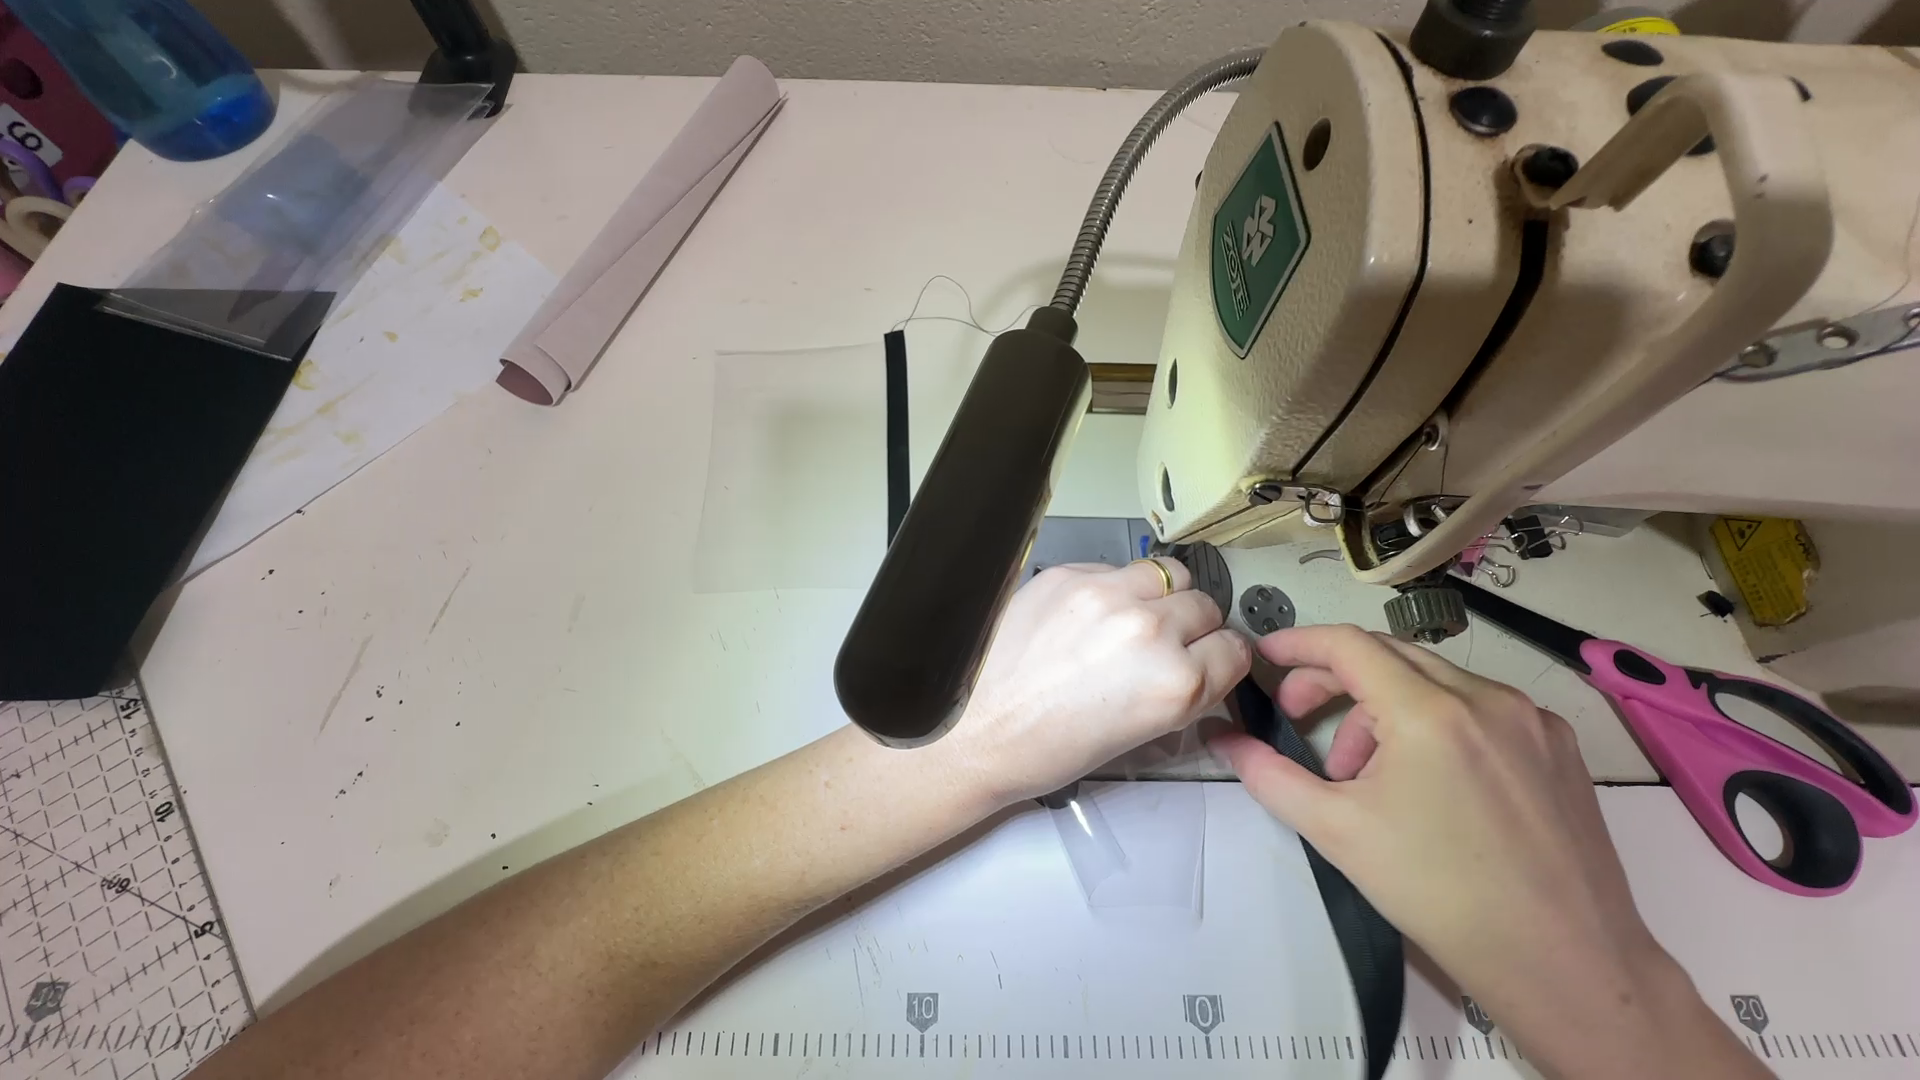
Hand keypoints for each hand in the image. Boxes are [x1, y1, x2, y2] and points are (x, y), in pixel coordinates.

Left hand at [944, 558, 1248, 806]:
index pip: (1234, 649)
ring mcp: (1104, 595)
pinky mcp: (1066, 574)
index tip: (1206, 661)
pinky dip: (1112, 588)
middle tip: (1162, 645)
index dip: (1220, 660)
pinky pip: (1114, 568)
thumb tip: (1203, 661)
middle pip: (1205, 605)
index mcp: (1174, 683)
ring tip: (1131, 618)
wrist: (976, 732)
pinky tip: (1086, 616)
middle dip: (1192, 627)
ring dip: (1159, 595)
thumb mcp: (1140, 734)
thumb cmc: (1050, 748)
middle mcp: (1148, 630)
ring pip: (1167, 572)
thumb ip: (1183, 691)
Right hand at [1213, 626, 1766, 1078]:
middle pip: (1388, 654)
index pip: (1348, 645)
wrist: (1564, 961)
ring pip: (1434, 681)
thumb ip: (1266, 773)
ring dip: (1382, 707)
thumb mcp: (1334, 830)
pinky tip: (1427, 779)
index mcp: (1429, 712)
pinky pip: (1479, 708)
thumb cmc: (1437, 892)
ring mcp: (1531, 719)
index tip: (1265, 657)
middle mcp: (1486, 698)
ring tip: (1363, 770)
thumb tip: (1222, 737)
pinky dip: (1435, 723)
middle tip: (1298, 715)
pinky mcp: (1559, 746)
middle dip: (1332, 678)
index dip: (1298, 643)